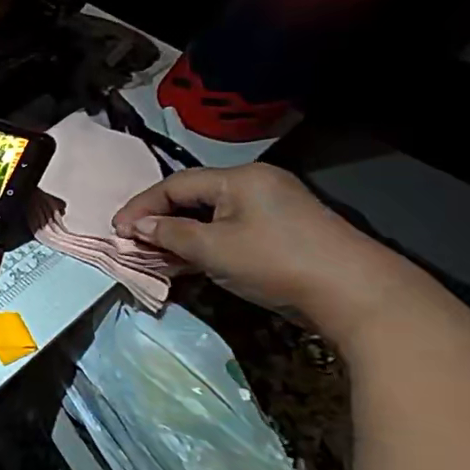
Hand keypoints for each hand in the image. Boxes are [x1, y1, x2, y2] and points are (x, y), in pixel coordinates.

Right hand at [112, 163, 419, 332]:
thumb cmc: (276, 262)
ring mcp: (272, 206)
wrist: (353, 292)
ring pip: (212, 215)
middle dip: (160, 219)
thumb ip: (171, 234)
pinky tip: (189, 260)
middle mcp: (255, 183)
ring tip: (154, 255)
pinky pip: (230, 229)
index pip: (176, 184)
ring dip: (181, 234)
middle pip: (194, 196)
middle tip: (132, 242)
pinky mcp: (282, 231)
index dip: (143, 206)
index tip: (116, 229)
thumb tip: (138, 226)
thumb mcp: (215, 249)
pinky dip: (206, 243)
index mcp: (239, 177)